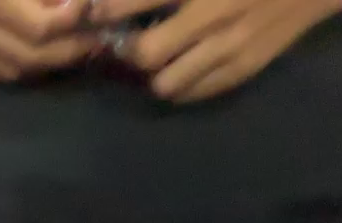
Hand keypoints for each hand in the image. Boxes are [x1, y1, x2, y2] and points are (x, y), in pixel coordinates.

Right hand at [0, 0, 99, 83]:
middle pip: (32, 57)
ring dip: (50, 63)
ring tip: (78, 48)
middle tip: (101, 36)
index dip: (73, 21)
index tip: (92, 6)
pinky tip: (39, 56)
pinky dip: (21, 68)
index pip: (40, 28)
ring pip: (14, 70)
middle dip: (72, 49)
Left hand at [92, 0, 341, 100]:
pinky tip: (181, 64)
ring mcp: (234, 45)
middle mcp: (220, 11)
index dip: (111, 10)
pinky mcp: (244, 68)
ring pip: (164, 84)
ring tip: (155, 55)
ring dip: (152, 73)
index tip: (97, 11)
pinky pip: (191, 94)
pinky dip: (178, 84)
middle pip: (146, 54)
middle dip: (127, 48)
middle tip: (125, 39)